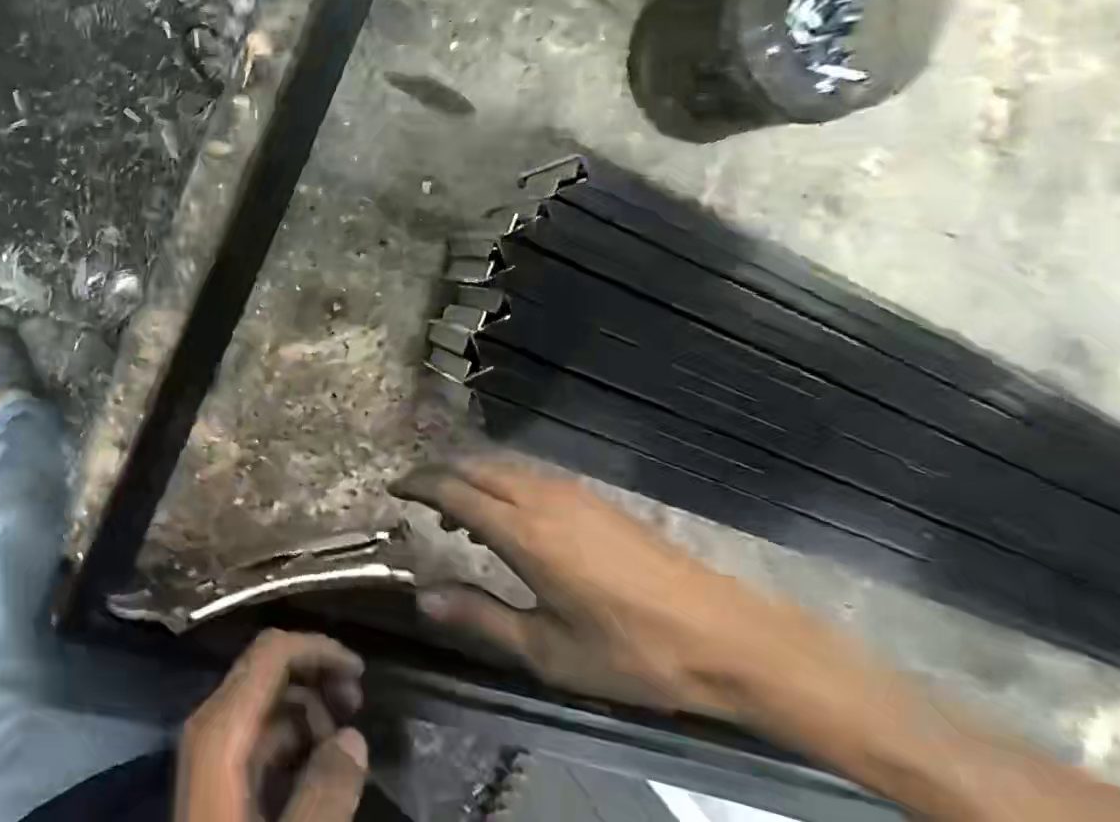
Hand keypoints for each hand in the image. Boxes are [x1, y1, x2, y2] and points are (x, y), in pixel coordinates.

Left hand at [176, 630, 370, 821]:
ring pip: (269, 706)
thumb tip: (353, 739)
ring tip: (345, 751)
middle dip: (318, 680)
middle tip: (359, 709)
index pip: (270, 653)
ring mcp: (214, 753)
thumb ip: (326, 794)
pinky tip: (322, 772)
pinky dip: (297, 743)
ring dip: (311, 715)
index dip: (318, 650)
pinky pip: (264, 740)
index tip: (362, 674)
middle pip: (268, 672)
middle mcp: (211, 728)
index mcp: (220, 731)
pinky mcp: (222, 780)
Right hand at [392, 450, 812, 717]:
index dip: (418, 485)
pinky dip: (500, 483)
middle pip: (474, 466)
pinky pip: (528, 474)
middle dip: (439, 474)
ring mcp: (572, 492)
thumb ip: (481, 617)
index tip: (393, 491)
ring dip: (470, 478)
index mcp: (525, 533)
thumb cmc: (632, 653)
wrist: (726, 636)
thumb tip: (424, 598)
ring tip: (456, 515)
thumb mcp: (548, 650)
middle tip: (416, 500)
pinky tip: (508, 518)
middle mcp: (542, 498)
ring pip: (502, 466)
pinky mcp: (594, 497)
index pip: (453, 490)